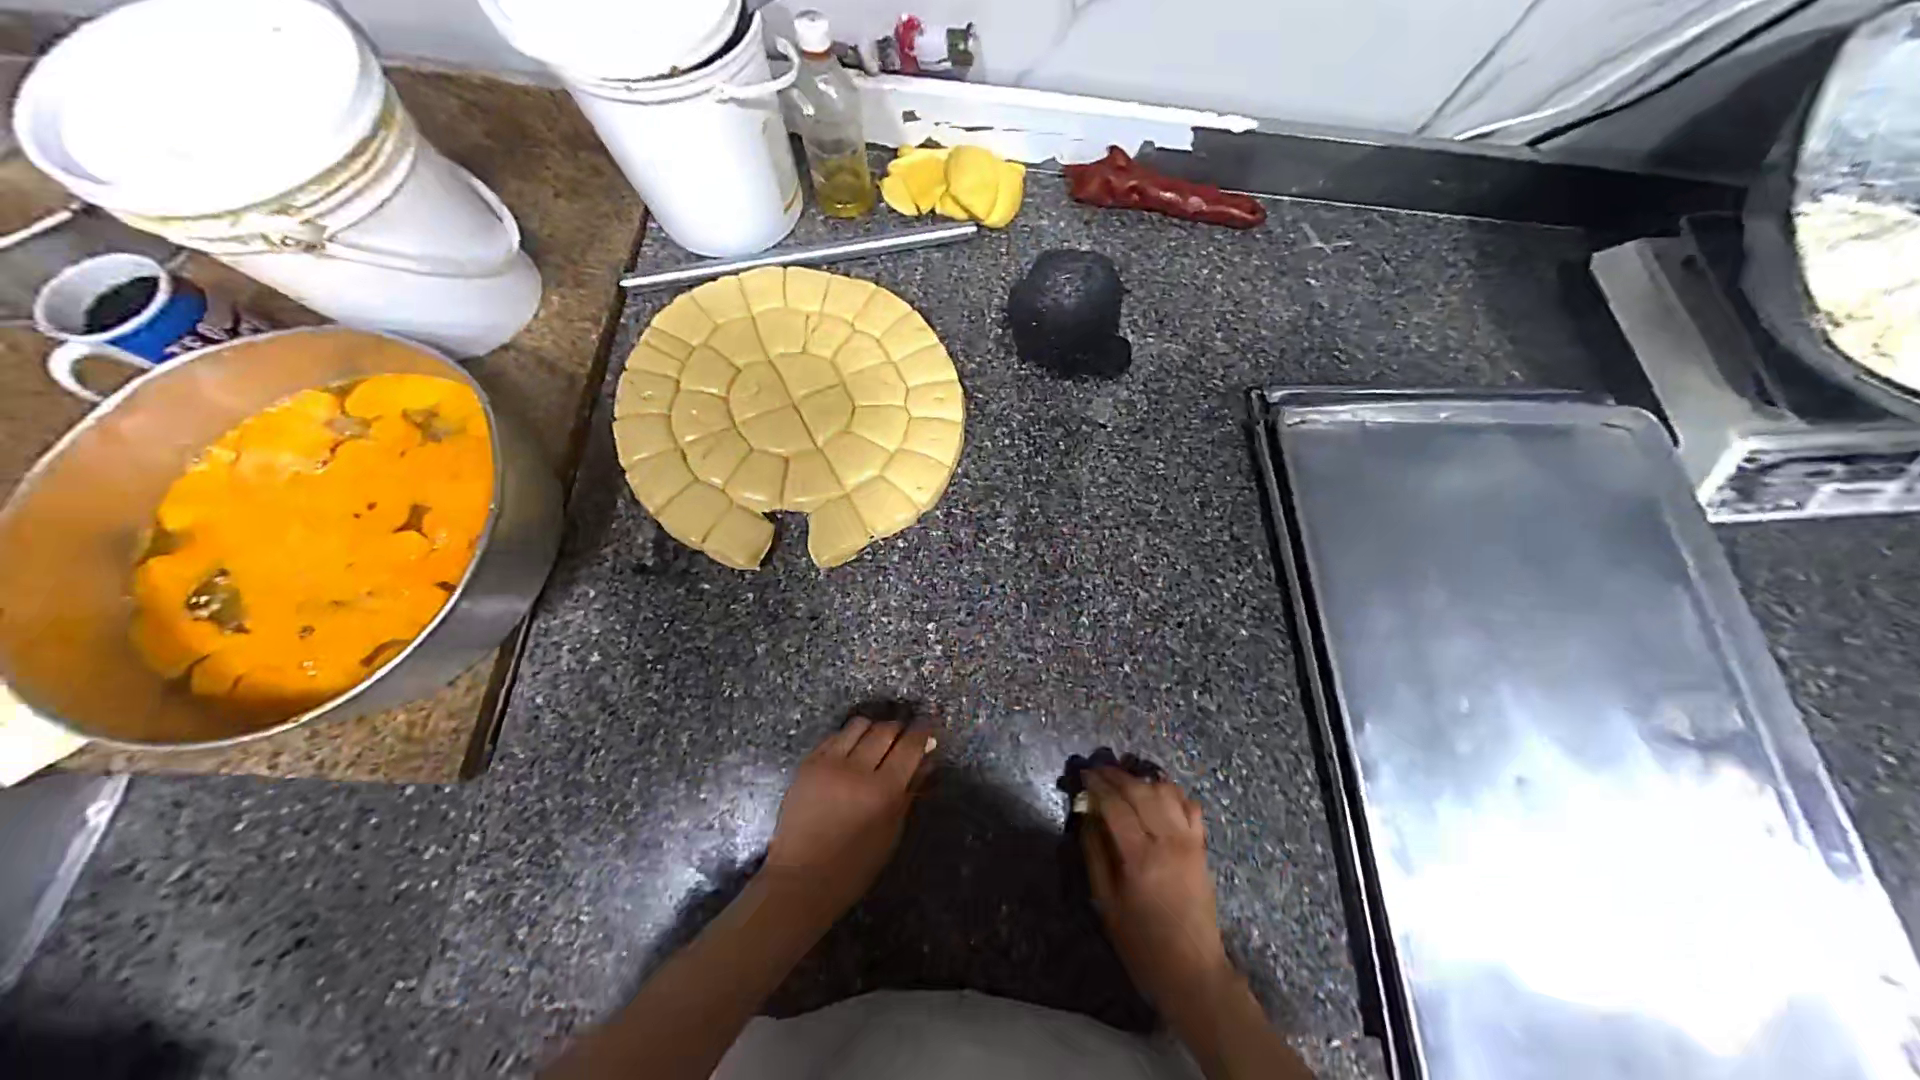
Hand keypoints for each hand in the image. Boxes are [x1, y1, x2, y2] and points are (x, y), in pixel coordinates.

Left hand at [763, 716, 932, 917]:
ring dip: (874, 729)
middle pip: (885, 729)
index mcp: (883, 791)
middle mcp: (856, 769)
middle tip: (904, 737)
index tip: (928, 727)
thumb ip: (910, 791)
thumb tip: (927, 759)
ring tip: (877, 742)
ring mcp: (828, 763)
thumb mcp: (892, 831)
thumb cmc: (855, 865)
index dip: (923, 732)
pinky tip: (852, 751)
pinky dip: (849, 738)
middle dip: (900, 728)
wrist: (801, 878)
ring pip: (859, 725)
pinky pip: (834, 736)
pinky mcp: (808, 763)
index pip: (910, 745)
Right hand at [1080, 767, 1234, 1009]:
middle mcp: (1168, 841)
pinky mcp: (1201, 847)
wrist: (1192, 969)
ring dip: (1143, 780)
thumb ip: (1095, 854)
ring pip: (1166, 792)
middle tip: (1098, 770)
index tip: (1084, 775)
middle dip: (1116, 775)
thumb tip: (1088, 816)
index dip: (1098, 785)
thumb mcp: (1106, 902)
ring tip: (1124, 780)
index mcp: (1140, 857)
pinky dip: (1171, 793)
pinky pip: (1189, 806)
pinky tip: (1156, 795)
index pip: (1116, 804)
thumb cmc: (1141, 941)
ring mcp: (1189, 842)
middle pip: (1141, 791)